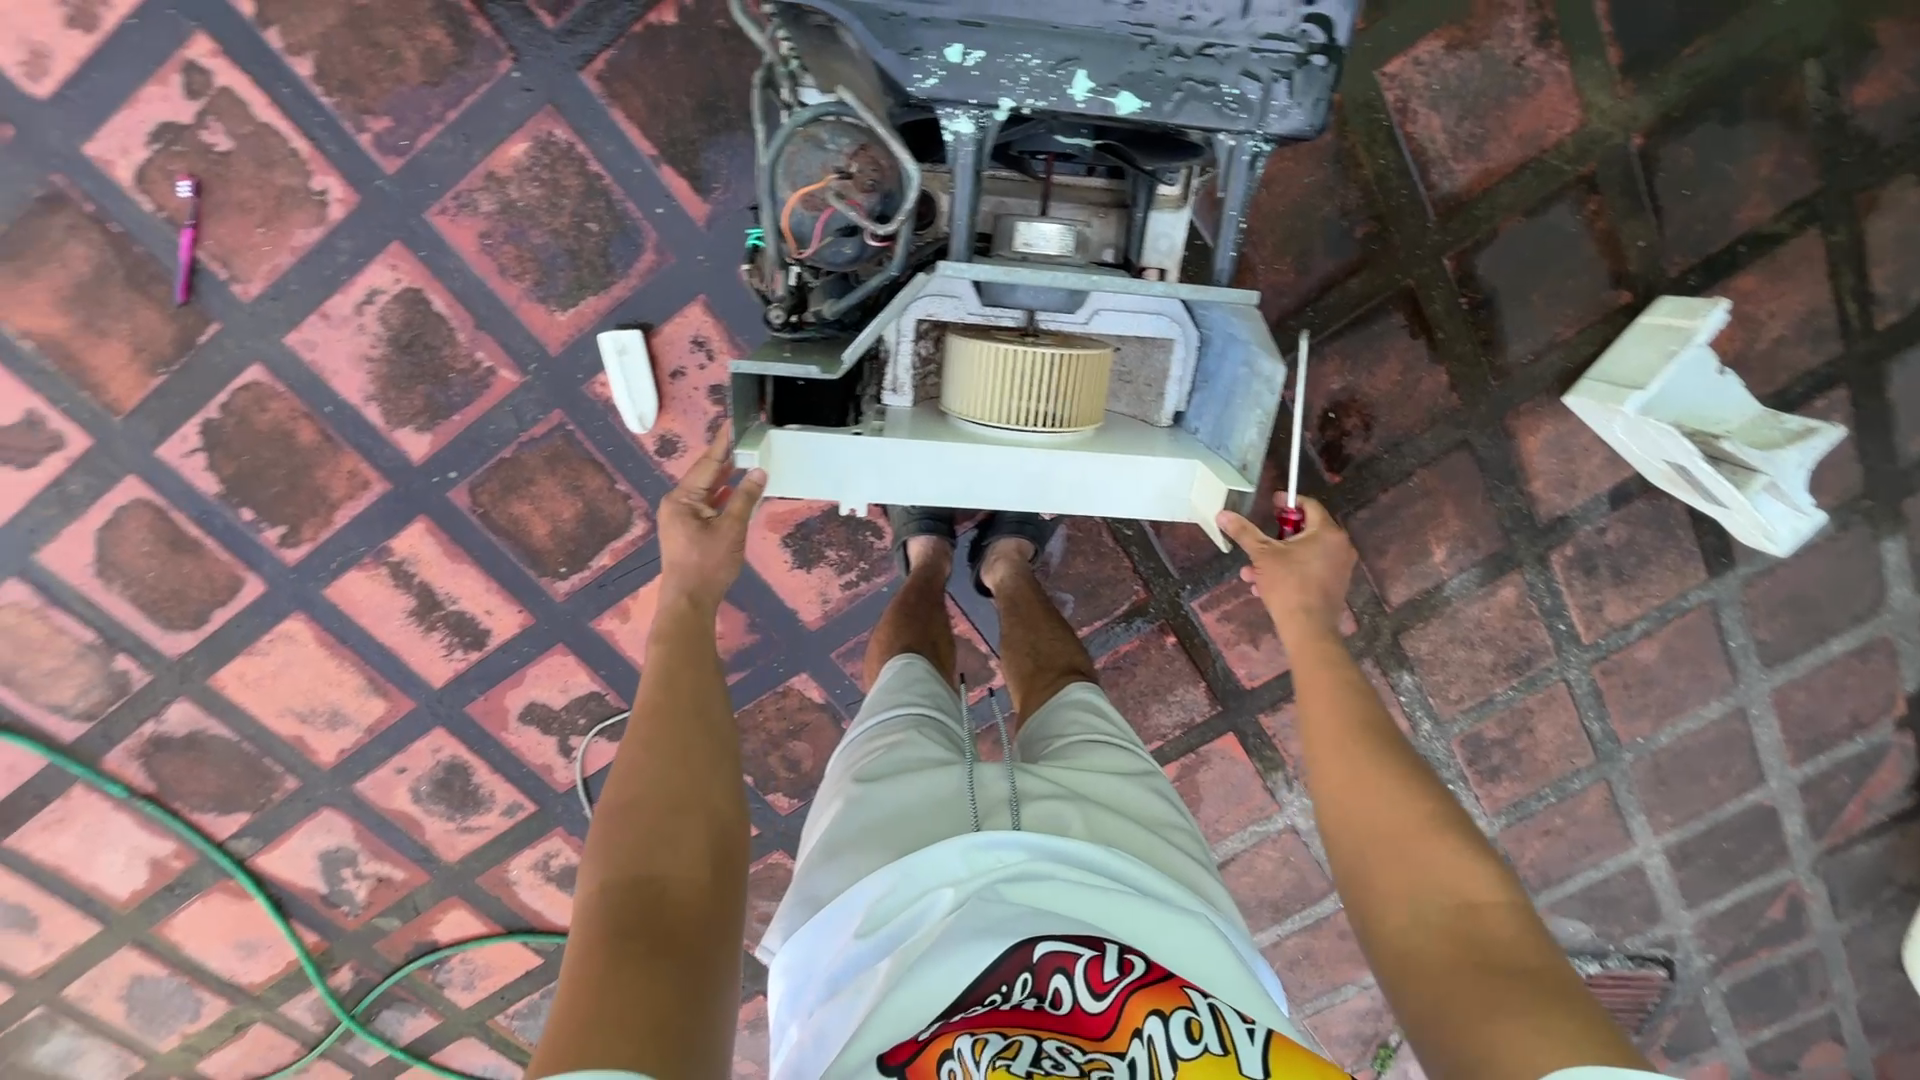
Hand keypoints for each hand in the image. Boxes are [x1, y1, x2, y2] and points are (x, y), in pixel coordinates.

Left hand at [657, 424, 766, 609]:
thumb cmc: (708, 564)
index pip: (708, 464)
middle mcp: (678, 503)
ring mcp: (682, 517)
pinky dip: (725, 496)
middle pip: (707, 474)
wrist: (689, 601)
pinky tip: (739, 489)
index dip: (723, 443)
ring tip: (747, 457)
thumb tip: (759, 471)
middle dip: (727, 458)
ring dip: (727, 477)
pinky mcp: (689, 530)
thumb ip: (745, 497)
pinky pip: (709, 504)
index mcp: (682, 498)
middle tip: (747, 438)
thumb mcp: (731, 529)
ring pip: (708, 490)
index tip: (734, 423)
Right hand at [1217, 495, 1355, 638]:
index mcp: (1327, 532)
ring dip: (1277, 558)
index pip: (1309, 505)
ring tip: (1252, 571)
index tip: (1271, 504)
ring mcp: (1340, 567)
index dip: (1287, 502)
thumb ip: (1244, 532)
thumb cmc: (1287, 584)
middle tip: (1259, 542)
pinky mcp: (1335, 585)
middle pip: (1306, 530)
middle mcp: (1340, 546)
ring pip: (1304, 553)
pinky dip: (1289, 571)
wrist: (1308, 627)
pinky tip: (1264, 586)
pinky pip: (1310, 569)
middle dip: (1276, 538)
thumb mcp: (1261, 555)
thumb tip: (1223, 514)